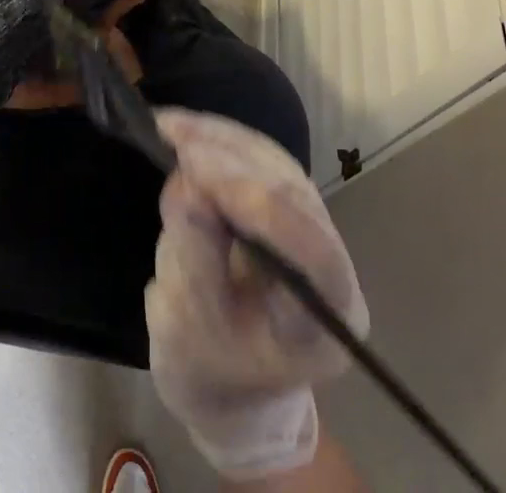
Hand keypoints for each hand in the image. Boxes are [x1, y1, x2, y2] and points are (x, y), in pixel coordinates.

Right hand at [146, 110, 368, 478]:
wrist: (225, 381)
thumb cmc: (206, 368)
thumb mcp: (186, 326)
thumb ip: (194, 256)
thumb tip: (185, 183)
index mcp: (323, 321)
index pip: (313, 253)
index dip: (262, 205)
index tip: (199, 171)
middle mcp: (332, 271)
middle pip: (297, 199)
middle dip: (234, 162)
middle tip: (176, 136)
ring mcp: (313, 236)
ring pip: (281, 171)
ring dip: (225, 141)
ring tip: (173, 124)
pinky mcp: (285, 212)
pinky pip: (261, 166)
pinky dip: (222, 143)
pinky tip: (185, 129)